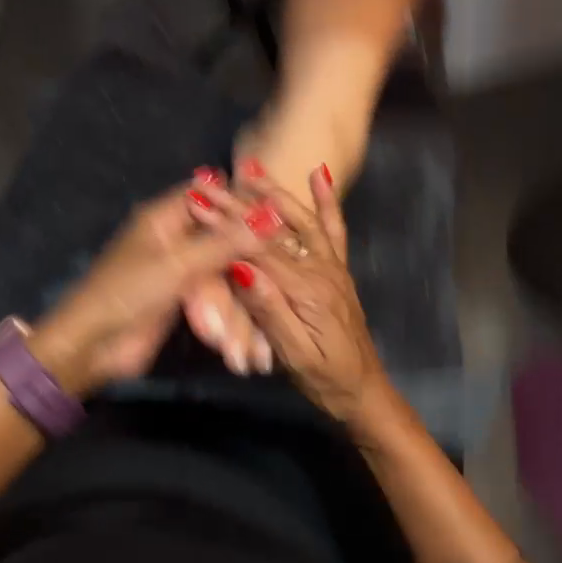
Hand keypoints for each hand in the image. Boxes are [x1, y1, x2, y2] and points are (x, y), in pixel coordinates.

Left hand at [29, 181, 264, 395]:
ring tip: (250, 323)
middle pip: (221, 237)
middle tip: (278, 275)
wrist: (95, 344)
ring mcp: (179, 270)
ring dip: (233, 302)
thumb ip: (223, 242)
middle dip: (244, 260)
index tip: (278, 213)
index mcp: (162, 217)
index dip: (239, 201)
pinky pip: (216, 298)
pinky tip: (244, 340)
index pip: (206, 194)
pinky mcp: (183, 300)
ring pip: (222, 273)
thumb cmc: (129, 292)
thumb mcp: (178, 265)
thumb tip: (269, 215)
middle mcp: (173, 238)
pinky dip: (227, 317)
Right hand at [229, 166, 393, 432]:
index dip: (224, 223)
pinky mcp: (337, 270)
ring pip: (301, 219)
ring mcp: (332, 266)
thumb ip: (269, 309)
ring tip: (249, 168)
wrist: (365, 395)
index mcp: (305, 290)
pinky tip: (320, 175)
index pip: (257, 248)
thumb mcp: (294, 354)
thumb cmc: (324, 380)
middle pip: (274, 228)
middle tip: (206, 182)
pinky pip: (333, 229)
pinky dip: (327, 201)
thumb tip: (240, 266)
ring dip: (273, 191)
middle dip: (237, 201)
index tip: (196, 202)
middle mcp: (321, 269)